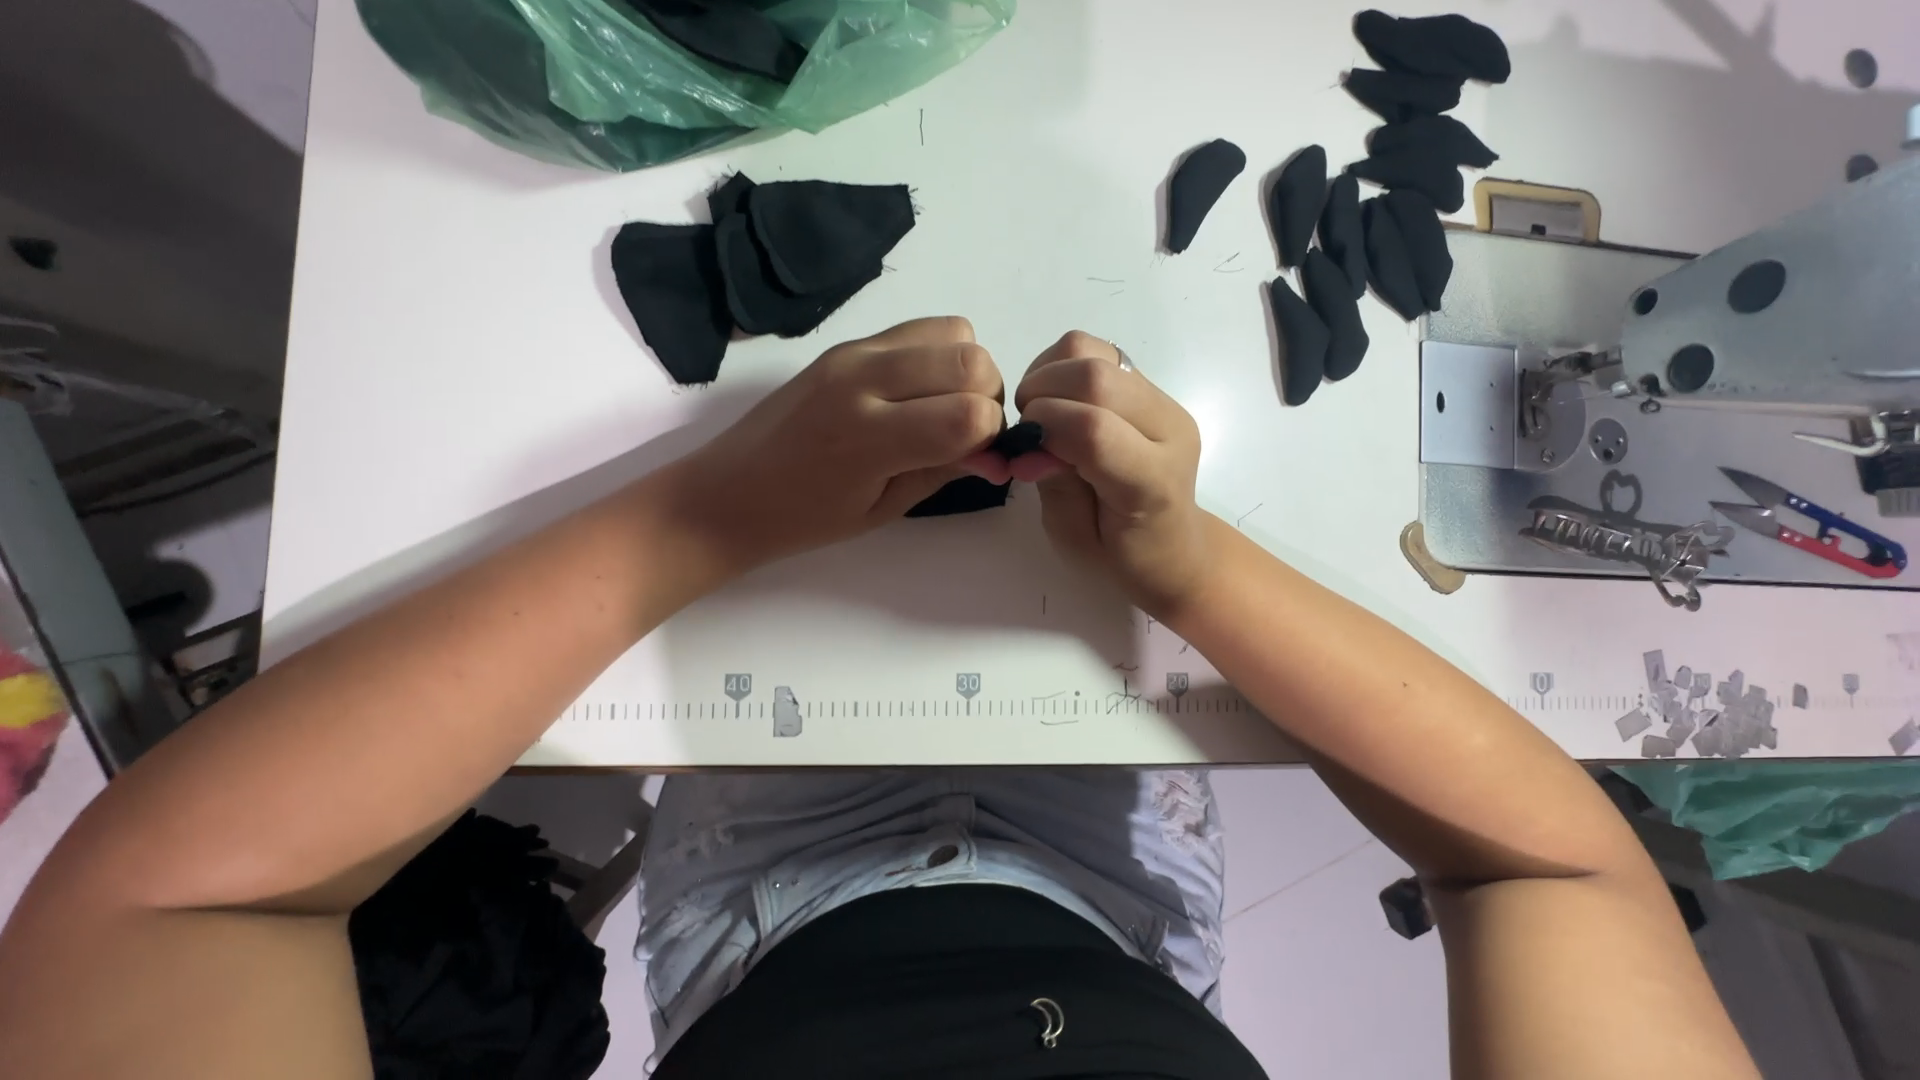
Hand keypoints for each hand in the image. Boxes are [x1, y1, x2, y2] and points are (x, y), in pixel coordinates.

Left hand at [660, 317, 1004, 574]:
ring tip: (941, 407)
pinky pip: (917, 329)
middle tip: (965, 432)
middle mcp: (863, 379)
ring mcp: (853, 353)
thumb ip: (944, 470)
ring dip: (965, 370)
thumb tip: (999, 454)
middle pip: (971, 360)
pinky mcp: (845, 344)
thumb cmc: (805, 519)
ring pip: (954, 331)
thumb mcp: (883, 509)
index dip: (990, 438)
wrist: (729, 492)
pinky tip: (914, 393)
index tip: (977, 460)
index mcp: (870, 437)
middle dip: (987, 398)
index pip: (971, 413)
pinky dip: (936, 355)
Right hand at [1011, 332, 1213, 616]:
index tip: (1024, 449)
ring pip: (1095, 352)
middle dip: (1042, 393)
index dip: (1045, 426)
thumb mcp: (1074, 539)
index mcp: (1151, 484)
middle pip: (1096, 377)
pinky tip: (1058, 400)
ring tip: (1042, 411)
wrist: (1173, 548)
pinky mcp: (1154, 389)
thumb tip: (1029, 444)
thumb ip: (1054, 486)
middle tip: (1028, 427)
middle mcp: (1168, 432)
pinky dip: (1063, 366)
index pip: (1095, 431)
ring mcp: (1165, 404)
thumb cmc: (1119, 556)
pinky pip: (1099, 352)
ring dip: (1050, 374)